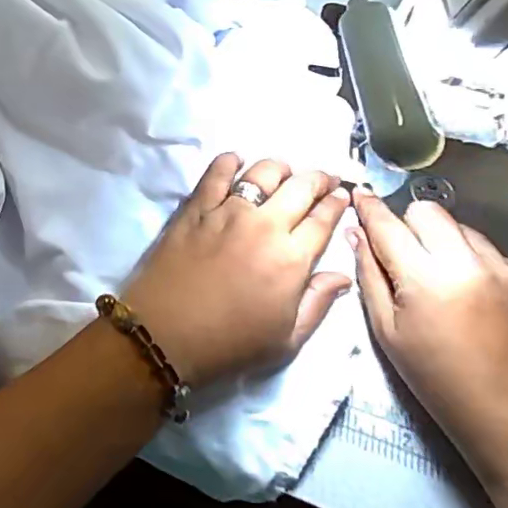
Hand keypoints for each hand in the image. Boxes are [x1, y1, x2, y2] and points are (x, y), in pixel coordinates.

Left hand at [124, 154, 351, 387]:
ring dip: (280, 169)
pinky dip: (230, 162)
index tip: (341, 196)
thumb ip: (318, 303)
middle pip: (301, 187)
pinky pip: (217, 173)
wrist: (165, 337)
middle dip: (319, 179)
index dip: (336, 204)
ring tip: (285, 172)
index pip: (323, 219)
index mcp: (292, 258)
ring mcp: (230, 211)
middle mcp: (266, 225)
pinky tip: (236, 162)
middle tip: (324, 179)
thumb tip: (342, 276)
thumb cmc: (229, 345)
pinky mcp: (198, 206)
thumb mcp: (285, 340)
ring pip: (263, 172)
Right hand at [350, 191, 507, 488]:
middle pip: (427, 211)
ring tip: (445, 282)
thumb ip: (370, 279)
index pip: (388, 225)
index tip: (360, 194)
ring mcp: (503, 267)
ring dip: (444, 242)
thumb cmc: (446, 388)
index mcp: (426, 279)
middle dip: (409, 224)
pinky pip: (490, 251)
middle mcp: (467, 261)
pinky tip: (476, 298)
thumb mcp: (391, 338)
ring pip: (461, 227)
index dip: (369, 207)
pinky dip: (474, 262)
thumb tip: (358, 235)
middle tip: (406, 255)